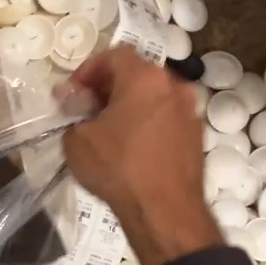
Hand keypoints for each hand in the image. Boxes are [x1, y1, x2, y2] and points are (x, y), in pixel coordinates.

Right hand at [61, 48, 220, 264]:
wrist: (164, 209)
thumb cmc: (117, 167)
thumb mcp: (77, 140)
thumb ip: (73, 114)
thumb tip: (74, 103)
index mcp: (145, 79)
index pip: (114, 55)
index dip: (87, 69)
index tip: (70, 93)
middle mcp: (173, 87)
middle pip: (136, 74)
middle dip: (107, 87)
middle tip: (84, 109)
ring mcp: (189, 111)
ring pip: (152, 96)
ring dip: (127, 105)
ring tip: (105, 130)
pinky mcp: (195, 136)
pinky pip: (163, 118)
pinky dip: (144, 123)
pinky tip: (127, 147)